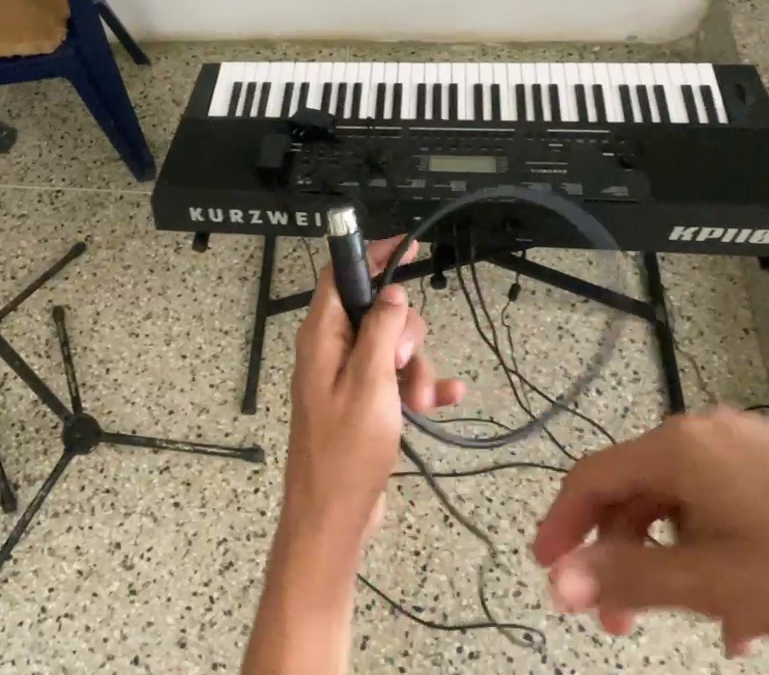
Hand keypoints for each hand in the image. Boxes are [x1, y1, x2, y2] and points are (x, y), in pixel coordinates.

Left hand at [244, 236, 467, 674]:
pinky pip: (397, 380)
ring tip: (421, 404)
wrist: (333, 519)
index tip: (408, 248)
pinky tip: (447, 400)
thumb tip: (392, 291)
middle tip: (406, 368)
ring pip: (392, 347)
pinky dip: (421, 386)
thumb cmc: (346, 453)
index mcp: (321, 337)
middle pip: (377, 312)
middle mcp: (330, 350)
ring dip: (417, 369)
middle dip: (406, 336)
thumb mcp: (369, 385)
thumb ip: (381, 332)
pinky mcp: (364, 403)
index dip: (371, 255)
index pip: (341, 275)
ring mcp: (347, 378)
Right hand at [531, 409, 768, 674]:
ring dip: (668, 562)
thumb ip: (627, 577)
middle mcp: (710, 436)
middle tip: (614, 615)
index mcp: (681, 446)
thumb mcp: (715, 583)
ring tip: (683, 622)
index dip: (563, 522)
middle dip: (619, 553)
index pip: (593, 476)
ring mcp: (752, 451)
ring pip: (682, 504)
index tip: (547, 568)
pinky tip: (737, 613)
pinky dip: (713, 555)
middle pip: (636, 491)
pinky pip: (725, 509)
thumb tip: (556, 580)